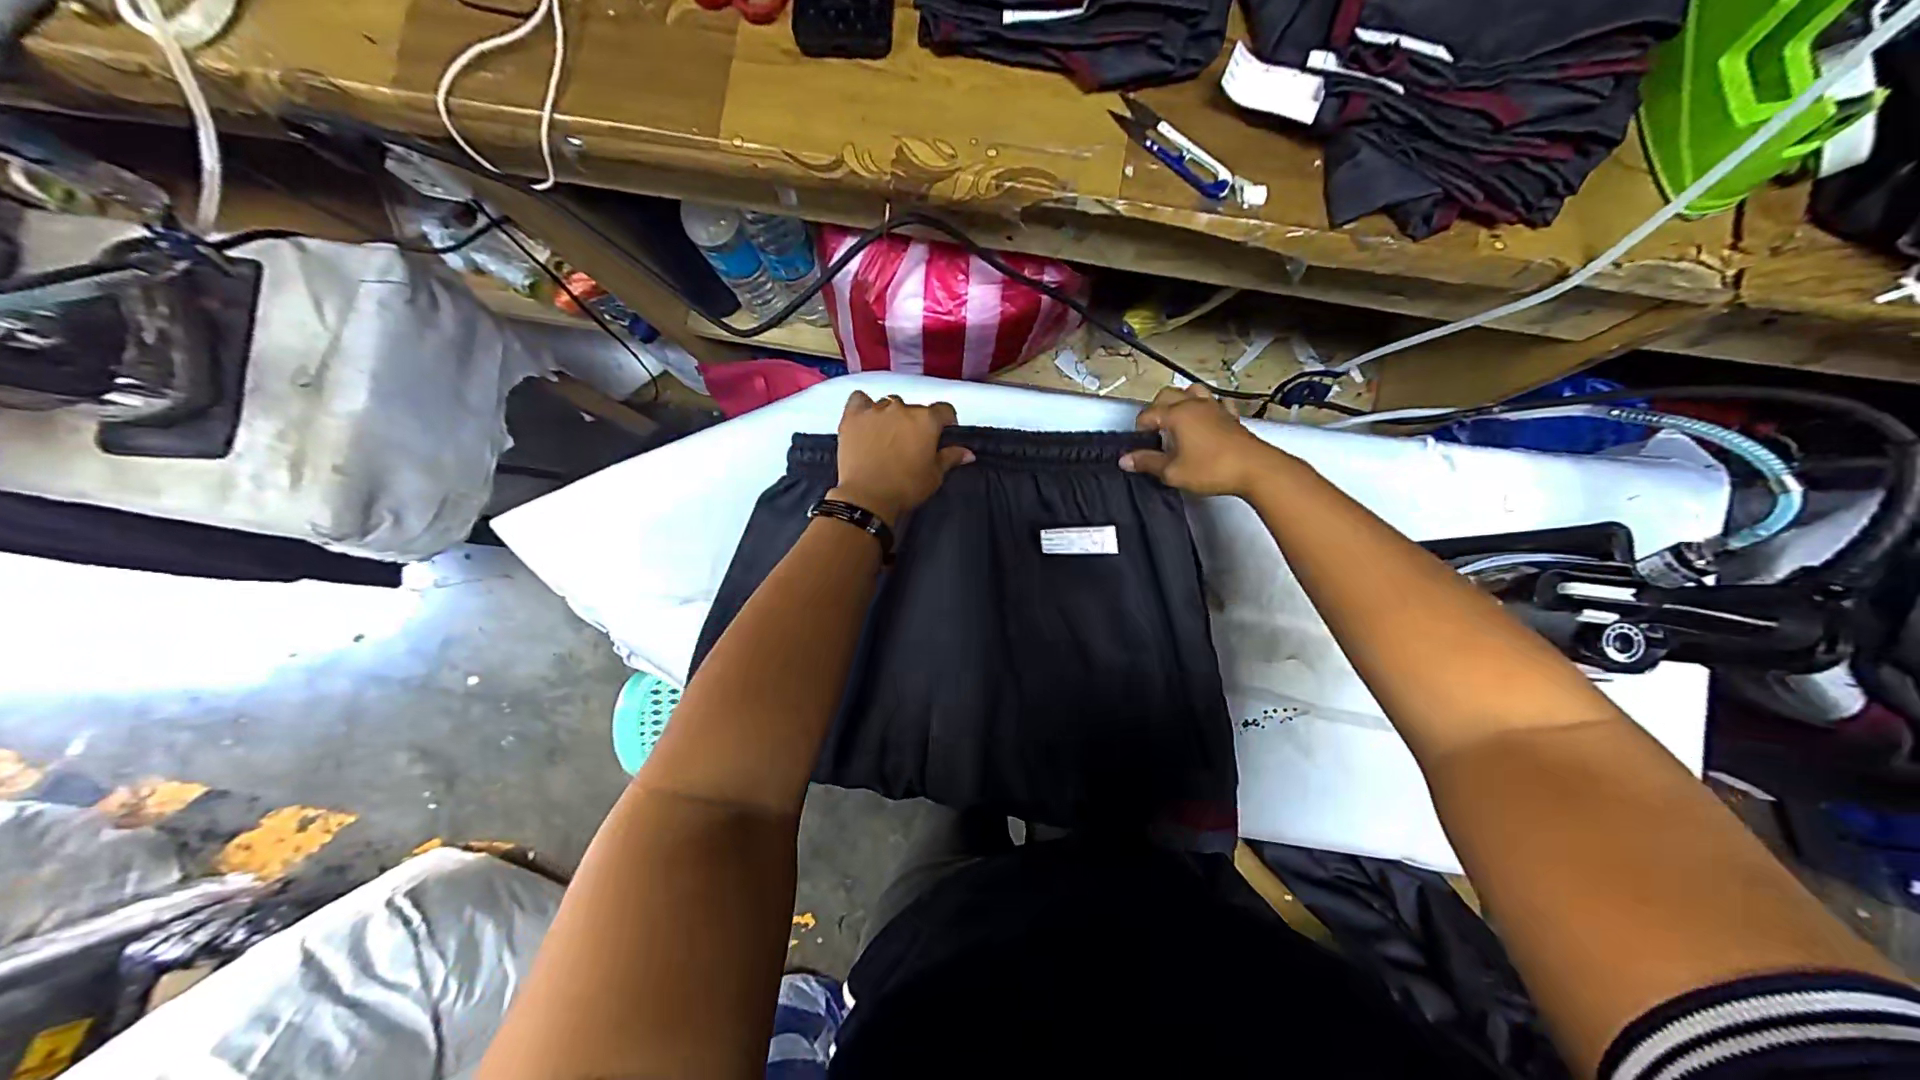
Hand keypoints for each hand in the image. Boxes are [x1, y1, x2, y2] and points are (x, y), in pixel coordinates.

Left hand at [829, 391, 974, 525]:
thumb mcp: (934, 476)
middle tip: (910, 444)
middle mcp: (902, 408)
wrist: (867, 497)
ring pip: (888, 404)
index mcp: (927, 420)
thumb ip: (950, 458)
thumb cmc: (905, 487)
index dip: (945, 421)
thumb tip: (968, 452)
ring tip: (886, 436)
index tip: (941, 434)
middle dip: (915, 423)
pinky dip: (864, 406)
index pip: (944, 410)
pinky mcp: (853, 416)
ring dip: (891, 416)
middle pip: (914, 408)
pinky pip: (859, 399)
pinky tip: (865, 419)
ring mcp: (875, 410)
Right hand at [1118, 384, 1293, 496]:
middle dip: (1156, 408)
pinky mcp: (1231, 418)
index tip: (1138, 443)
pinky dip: (1207, 407)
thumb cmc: (1215, 468)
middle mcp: (1195, 405)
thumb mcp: (1172, 472)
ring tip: (1175, 417)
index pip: (1148, 414)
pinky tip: (1206, 418)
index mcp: (1177, 414)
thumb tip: (1127, 460)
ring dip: (1181, 400)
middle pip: (1168, 394)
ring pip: (1193, 391)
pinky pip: (1217, 403)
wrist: (1255, 469)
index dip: (1139, 428)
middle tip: (1152, 428)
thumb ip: (1147, 463)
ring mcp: (1215, 408)